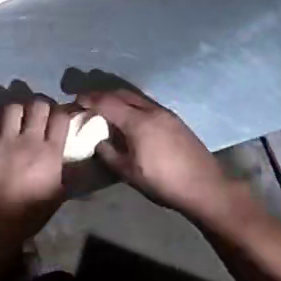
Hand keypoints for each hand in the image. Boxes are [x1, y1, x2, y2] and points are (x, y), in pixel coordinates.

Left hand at [0, 98, 71, 237]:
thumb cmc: (29, 213)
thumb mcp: (58, 196)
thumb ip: (69, 175)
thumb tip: (82, 164)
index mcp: (50, 152)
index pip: (60, 117)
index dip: (60, 112)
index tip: (57, 117)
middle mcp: (28, 140)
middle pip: (37, 105)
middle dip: (39, 105)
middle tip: (36, 114)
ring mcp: (2, 140)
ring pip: (11, 107)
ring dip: (15, 110)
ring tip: (14, 119)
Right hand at [76, 90, 246, 223]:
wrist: (204, 186)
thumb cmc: (163, 182)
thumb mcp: (128, 172)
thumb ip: (109, 154)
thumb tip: (99, 141)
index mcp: (138, 122)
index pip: (107, 102)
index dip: (89, 99)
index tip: (76, 99)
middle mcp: (152, 111)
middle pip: (122, 94)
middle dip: (103, 94)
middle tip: (88, 101)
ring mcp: (166, 113)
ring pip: (137, 98)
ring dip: (119, 99)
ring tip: (107, 108)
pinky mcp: (176, 120)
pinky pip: (148, 105)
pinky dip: (133, 106)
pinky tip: (130, 118)